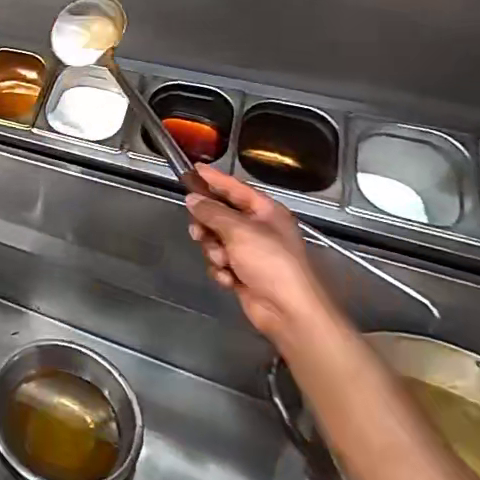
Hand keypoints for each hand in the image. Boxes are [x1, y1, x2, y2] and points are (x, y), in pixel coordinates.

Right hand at [185, 164, 340, 343]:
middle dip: (208, 227)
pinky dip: (222, 271)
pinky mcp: (243, 274)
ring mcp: (251, 252)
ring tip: (224, 262)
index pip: (235, 189)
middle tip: (197, 231)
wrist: (287, 309)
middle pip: (221, 217)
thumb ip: (212, 212)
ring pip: (216, 242)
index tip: (194, 170)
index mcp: (266, 211)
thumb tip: (192, 199)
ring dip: (215, 253)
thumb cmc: (270, 262)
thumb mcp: (239, 230)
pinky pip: (220, 264)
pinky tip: (230, 279)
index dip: (214, 179)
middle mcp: (258, 228)